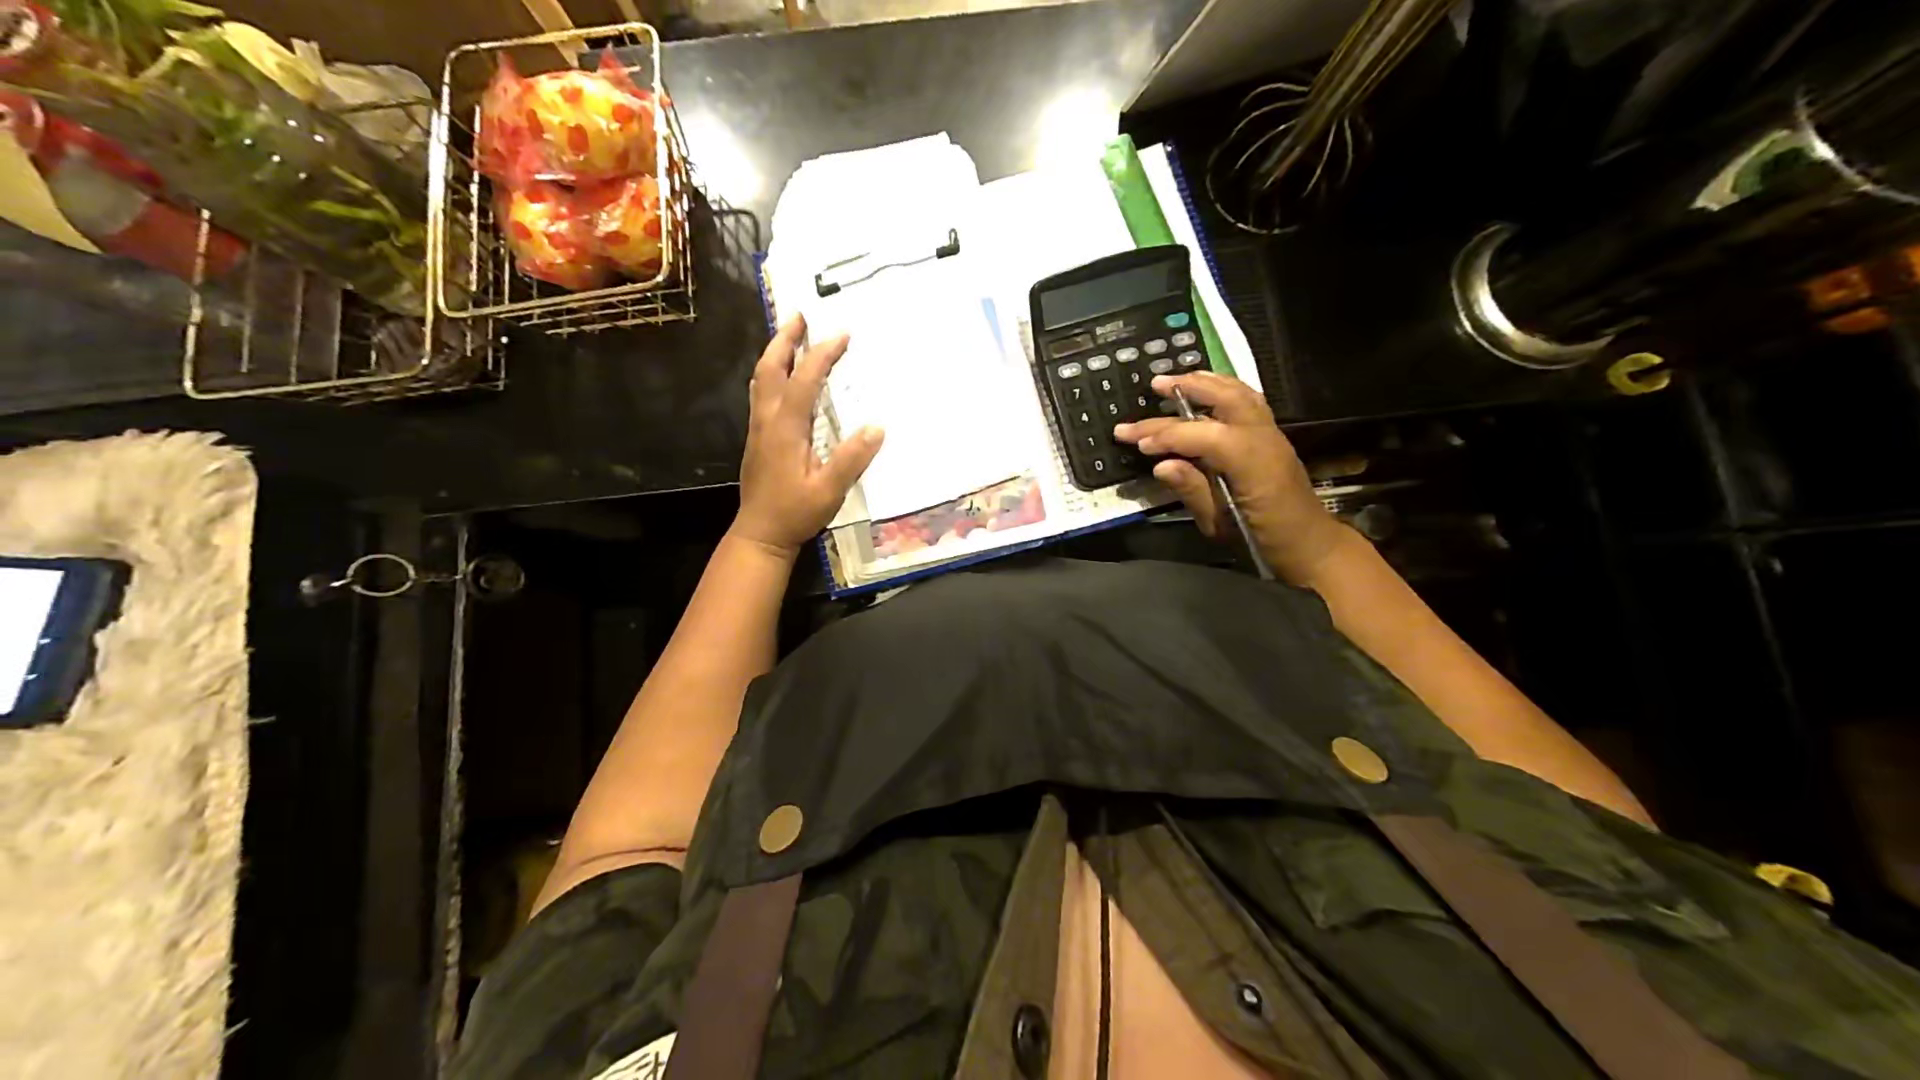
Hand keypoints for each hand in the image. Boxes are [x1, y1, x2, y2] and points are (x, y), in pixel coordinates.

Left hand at [730, 315, 884, 557]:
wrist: (760, 533)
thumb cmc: (795, 512)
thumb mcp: (829, 490)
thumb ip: (852, 459)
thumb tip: (877, 427)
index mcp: (786, 428)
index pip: (804, 380)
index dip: (822, 354)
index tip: (841, 334)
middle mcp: (767, 420)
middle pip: (770, 368)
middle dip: (785, 339)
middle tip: (799, 315)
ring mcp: (758, 428)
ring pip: (760, 379)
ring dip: (774, 352)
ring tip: (789, 335)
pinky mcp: (757, 438)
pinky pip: (761, 393)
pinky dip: (771, 372)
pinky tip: (781, 377)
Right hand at [1113, 372, 1348, 586]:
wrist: (1309, 547)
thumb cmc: (1263, 542)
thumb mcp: (1220, 526)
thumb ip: (1192, 491)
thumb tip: (1162, 465)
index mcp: (1253, 464)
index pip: (1205, 435)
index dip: (1168, 434)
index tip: (1136, 441)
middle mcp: (1265, 440)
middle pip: (1226, 400)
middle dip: (1188, 388)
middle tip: (1154, 384)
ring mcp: (1273, 434)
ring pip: (1241, 393)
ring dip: (1207, 382)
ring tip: (1177, 378)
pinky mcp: (1273, 437)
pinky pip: (1249, 401)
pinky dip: (1224, 389)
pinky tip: (1207, 389)